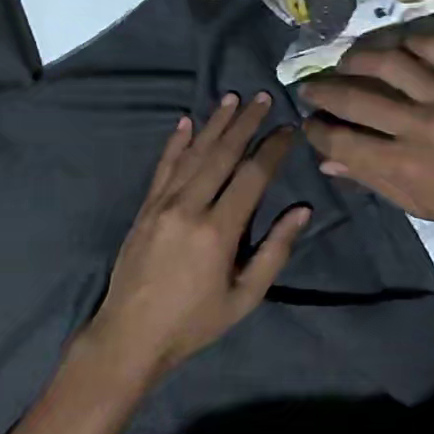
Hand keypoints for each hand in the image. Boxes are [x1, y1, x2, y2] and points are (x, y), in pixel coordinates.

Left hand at [89, 92, 309, 378]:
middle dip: (245, 123)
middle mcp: (189, 207)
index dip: (273, 149)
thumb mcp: (245, 297)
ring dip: (214, 124)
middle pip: (222, 154)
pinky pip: (162, 167)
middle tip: (263, 98)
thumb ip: (275, 251)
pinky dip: (175, 143)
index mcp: (218, 231)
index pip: (252, 176)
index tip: (289, 129)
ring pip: (193, 154)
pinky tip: (185, 122)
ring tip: (232, 98)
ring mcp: (162, 204)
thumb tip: (302, 211)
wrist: (131, 335)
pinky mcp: (145, 208)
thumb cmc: (195, 322)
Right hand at [301, 34, 433, 233]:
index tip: (307, 124)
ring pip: (390, 62)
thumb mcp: (418, 205)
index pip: (343, 142)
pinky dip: (410, 40)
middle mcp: (419, 125)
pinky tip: (395, 46)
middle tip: (308, 87)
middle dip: (322, 91)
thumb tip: (327, 163)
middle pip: (356, 98)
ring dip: (358, 58)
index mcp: (405, 165)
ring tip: (345, 61)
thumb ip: (372, 180)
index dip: (317, 132)